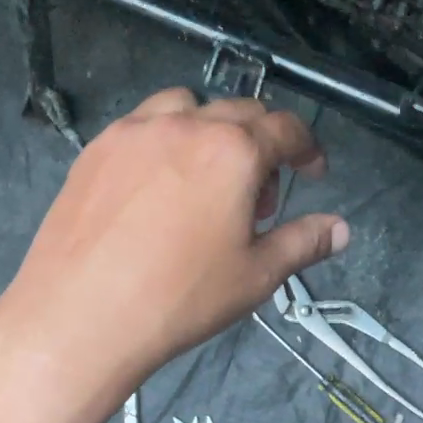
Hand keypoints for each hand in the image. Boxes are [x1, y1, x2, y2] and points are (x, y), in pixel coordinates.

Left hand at [0, 88, 345, 422]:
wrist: (81, 315)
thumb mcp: (258, 274)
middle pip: (241, 112)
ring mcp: (135, 131)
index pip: (286, 129)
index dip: (308, 149)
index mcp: (234, 151)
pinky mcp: (97, 148)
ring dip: (213, 132)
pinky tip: (162, 188)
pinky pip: (145, 124)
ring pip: (188, 108)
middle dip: (264, 145)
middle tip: (261, 198)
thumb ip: (305, 242)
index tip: (314, 173)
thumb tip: (341, 229)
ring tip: (209, 181)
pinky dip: (169, 139)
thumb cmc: (182, 297)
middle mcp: (186, 125)